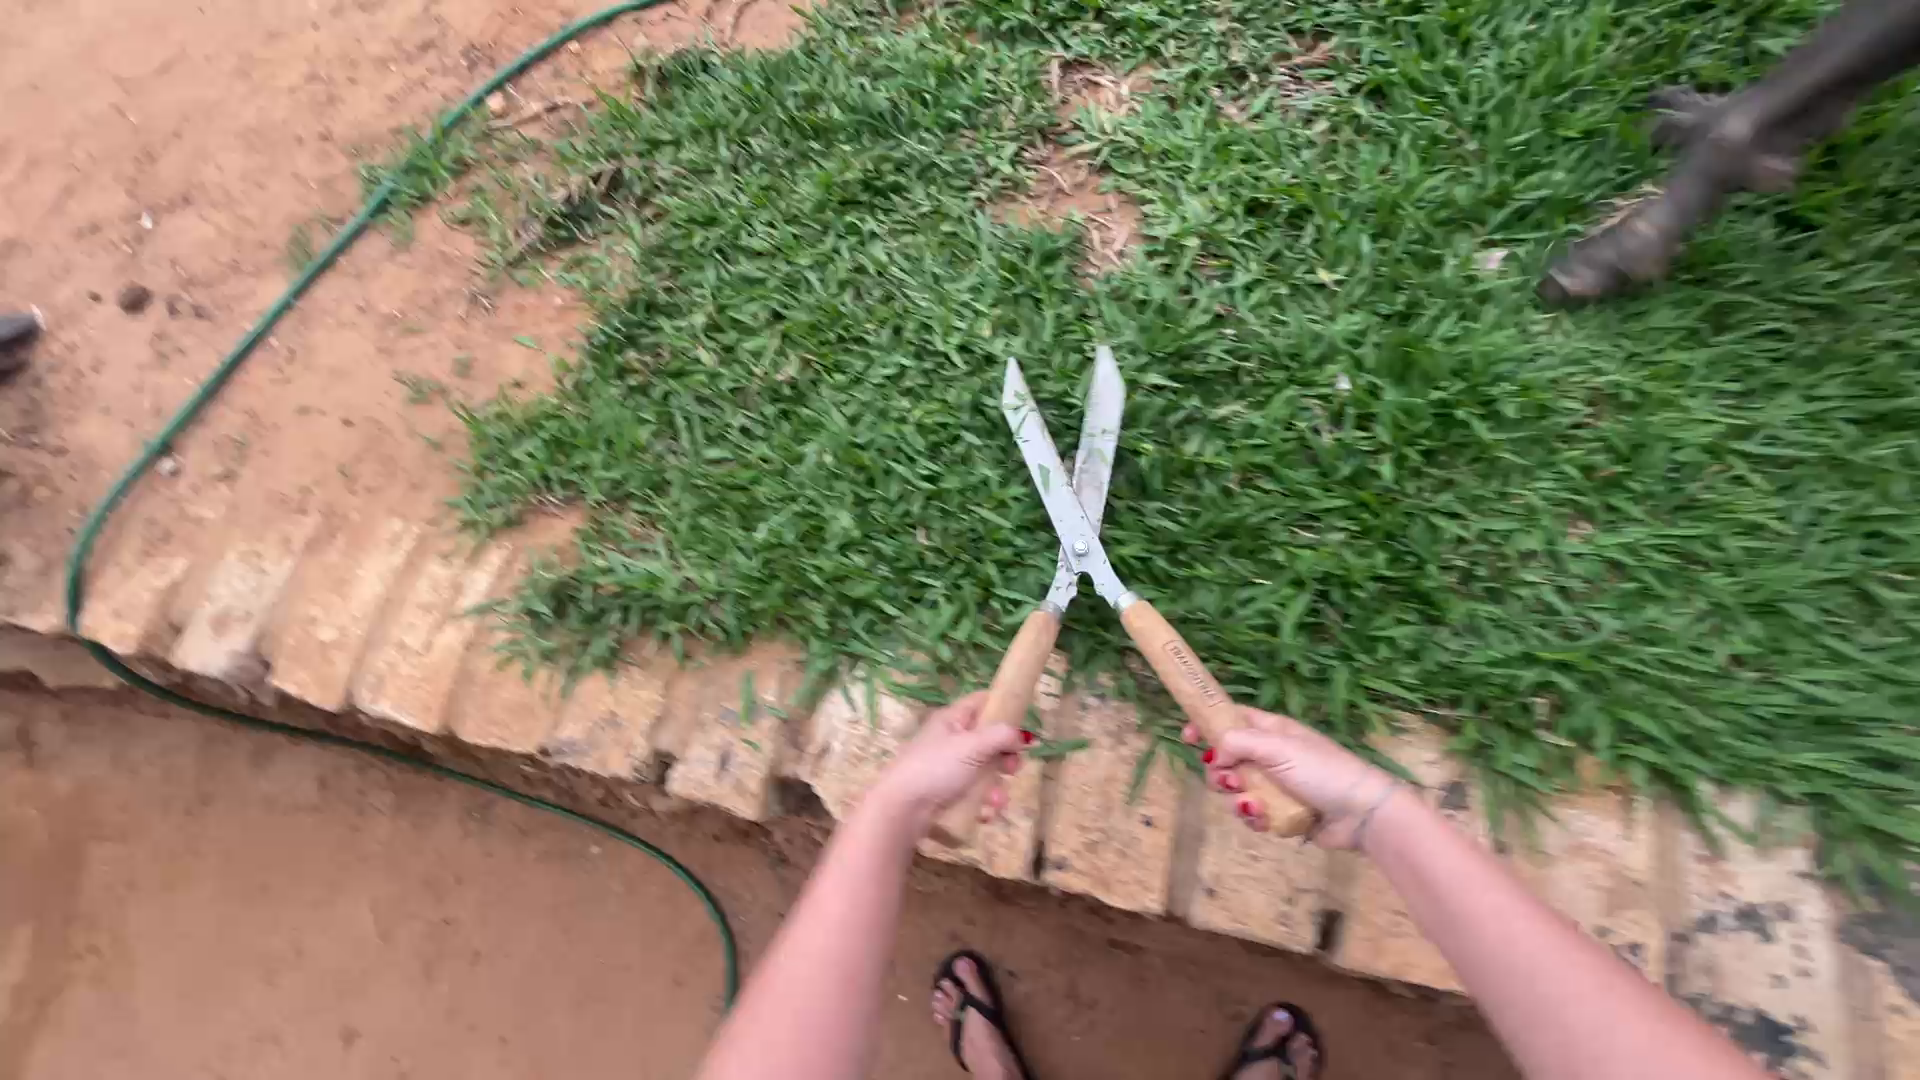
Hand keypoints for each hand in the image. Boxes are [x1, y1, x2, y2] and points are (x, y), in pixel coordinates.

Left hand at [867, 691, 1028, 831]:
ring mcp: (950, 767)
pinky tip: (985, 814)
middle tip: (1013, 769)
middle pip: (989, 740)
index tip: (1024, 722)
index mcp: (953, 720)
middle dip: (1005, 756)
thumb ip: (1000, 735)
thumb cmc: (935, 768)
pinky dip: (984, 803)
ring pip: (985, 770)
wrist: (902, 809)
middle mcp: (951, 740)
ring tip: (996, 801)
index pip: (982, 701)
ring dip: (996, 786)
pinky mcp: (948, 792)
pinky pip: (975, 793)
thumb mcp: (971, 746)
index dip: (1004, 707)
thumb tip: (1023, 735)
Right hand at [1184, 707, 1401, 848]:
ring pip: (1236, 789)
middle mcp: (1270, 756)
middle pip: (1226, 758)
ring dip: (1237, 797)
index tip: (1186, 737)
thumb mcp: (1278, 747)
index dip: (1206, 725)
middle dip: (1221, 771)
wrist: (1362, 814)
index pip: (1230, 719)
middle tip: (1231, 780)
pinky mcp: (1280, 812)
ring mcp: (1275, 785)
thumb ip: (1238, 742)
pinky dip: (1254, 817)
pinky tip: (1264, 819)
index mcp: (1271, 731)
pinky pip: (1252, 813)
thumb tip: (1213, 754)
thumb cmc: (1322, 770)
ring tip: (1253, 804)